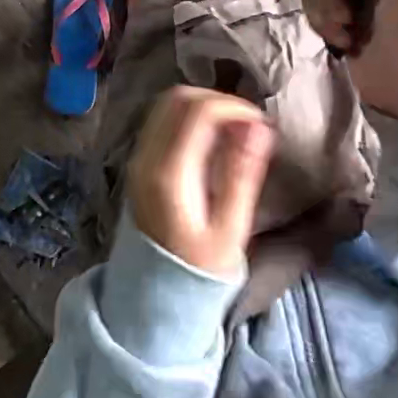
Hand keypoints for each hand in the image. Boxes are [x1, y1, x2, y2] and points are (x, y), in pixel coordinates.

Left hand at [128, 88, 275, 275]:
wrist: (153, 299)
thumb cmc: (199, 269)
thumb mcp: (229, 229)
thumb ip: (241, 173)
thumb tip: (260, 127)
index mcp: (169, 174)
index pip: (198, 111)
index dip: (234, 106)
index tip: (259, 123)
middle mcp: (145, 158)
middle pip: (178, 98)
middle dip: (217, 100)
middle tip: (246, 122)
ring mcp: (137, 159)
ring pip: (166, 104)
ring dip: (202, 105)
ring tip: (232, 128)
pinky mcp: (138, 163)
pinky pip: (160, 120)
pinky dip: (188, 116)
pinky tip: (211, 138)